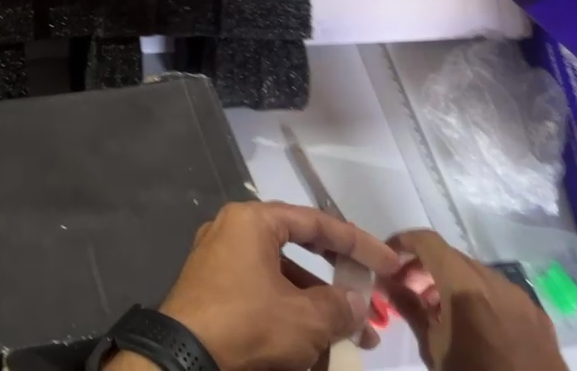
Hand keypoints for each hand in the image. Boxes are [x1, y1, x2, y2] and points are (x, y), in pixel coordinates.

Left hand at [118, 201, 401, 370]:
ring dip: (321, 304)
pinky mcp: (216, 289)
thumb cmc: (249, 324)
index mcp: (251, 222)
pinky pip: (264, 294)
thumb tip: (356, 302)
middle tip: (373, 295)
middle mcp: (233, 231)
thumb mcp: (306, 318)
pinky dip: (293, 314)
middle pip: (299, 245)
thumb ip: (339, 306)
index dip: (358, 242)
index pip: (314, 221)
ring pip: (283, 276)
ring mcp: (221, 260)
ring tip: (358, 337)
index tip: (390, 265)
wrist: (186, 355)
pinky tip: (320, 348)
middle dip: (339, 276)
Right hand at [381, 230, 566, 370]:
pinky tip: (474, 326)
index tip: (388, 262)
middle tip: (407, 291)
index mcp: (465, 287)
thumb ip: (410, 309)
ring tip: (439, 311)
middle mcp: (496, 284)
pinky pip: (501, 293)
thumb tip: (390, 284)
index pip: (427, 241)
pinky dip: (479, 296)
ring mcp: (523, 301)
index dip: (403, 242)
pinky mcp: (541, 320)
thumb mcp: (433, 349)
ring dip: (451, 280)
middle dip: (424, 266)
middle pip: (451, 256)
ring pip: (476, 273)